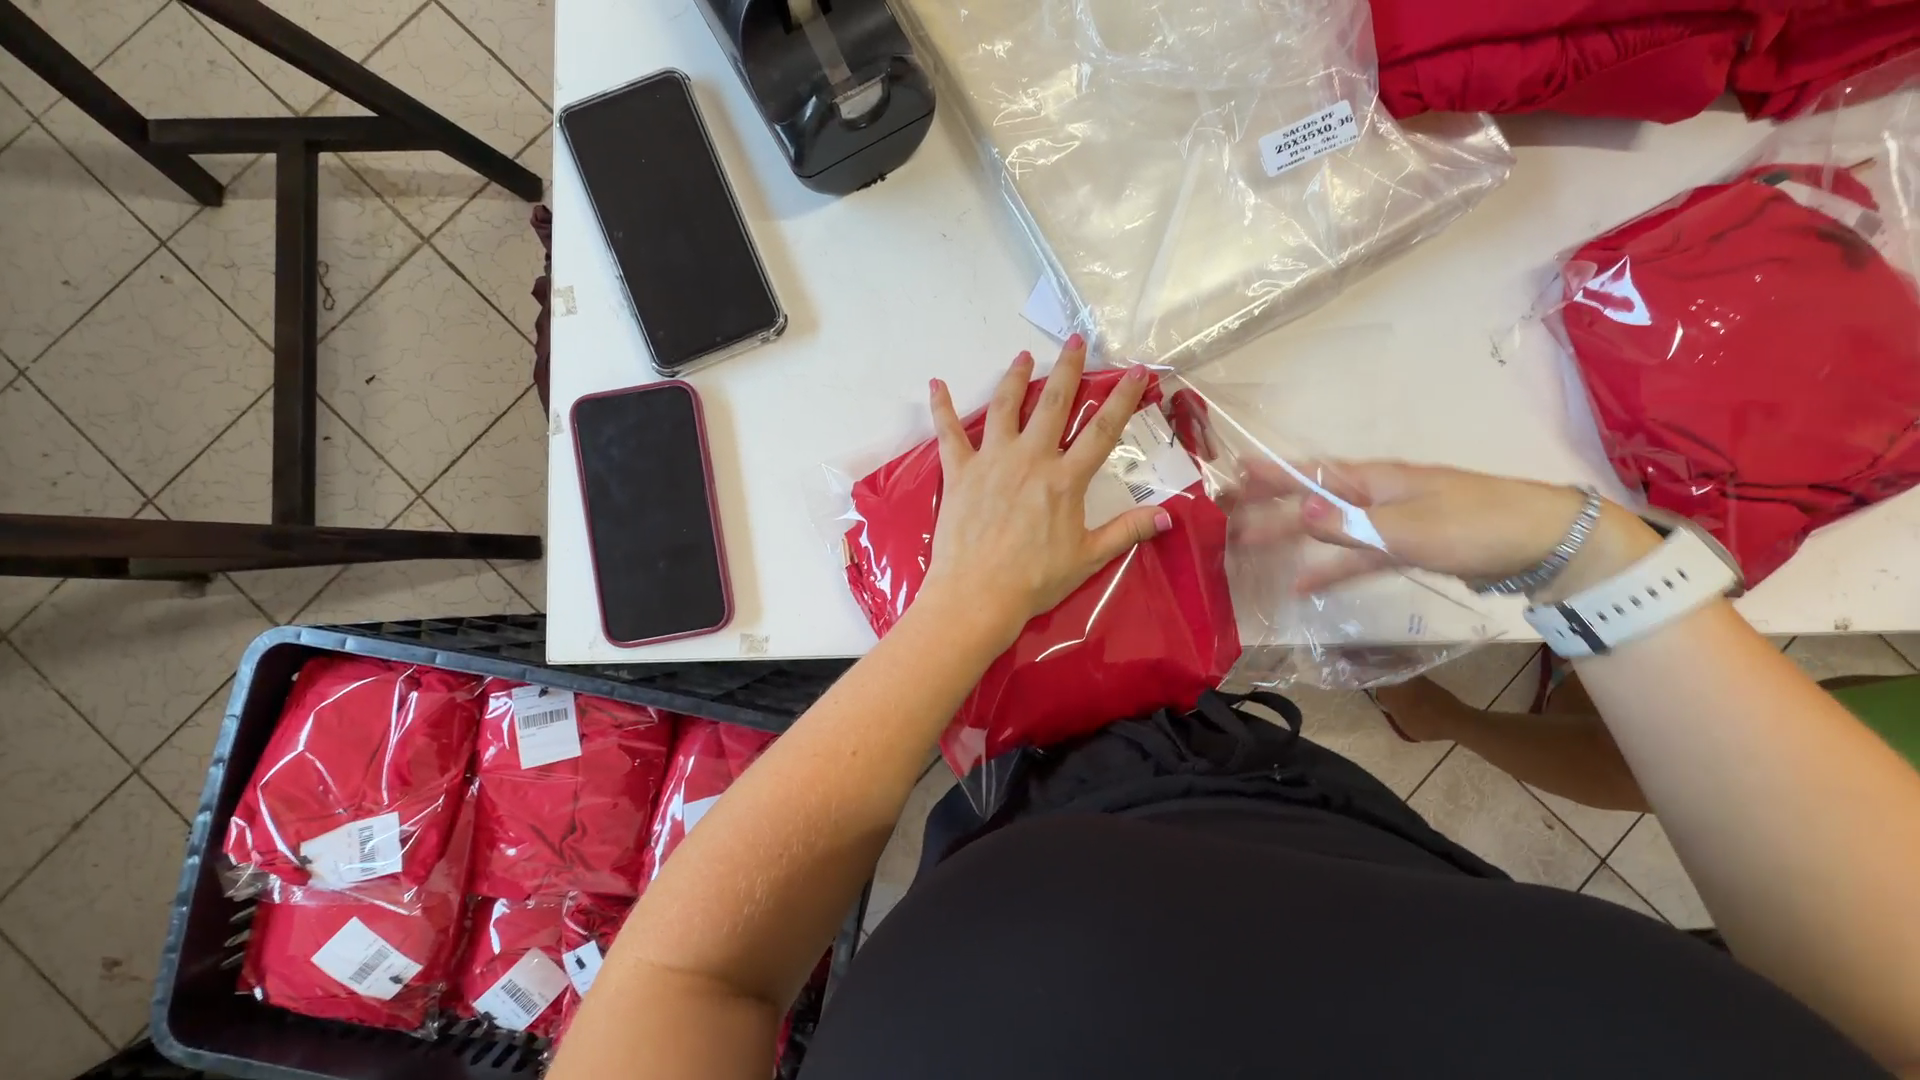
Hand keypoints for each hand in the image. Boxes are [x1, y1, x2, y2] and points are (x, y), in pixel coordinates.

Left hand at [918, 337, 1171, 637]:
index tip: (1136, 372)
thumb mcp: (1088, 557)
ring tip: (1024, 356)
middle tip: (1076, 341)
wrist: (978, 594)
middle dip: (1069, 369)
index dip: (1122, 398)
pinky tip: (936, 385)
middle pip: (1054, 404)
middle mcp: (1031, 458)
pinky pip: (949, 433)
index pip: (1102, 430)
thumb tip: (1169, 516)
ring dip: (1016, 378)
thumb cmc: (1035, 580)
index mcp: (1065, 479)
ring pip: (1006, 408)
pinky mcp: (960, 472)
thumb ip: (1126, 531)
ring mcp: (992, 461)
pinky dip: (942, 408)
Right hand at [1236, 460, 1659, 598]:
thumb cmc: (1476, 526)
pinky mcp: (1405, 547)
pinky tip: (1305, 584)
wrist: (1544, 543)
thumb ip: (1353, 526)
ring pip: (1328, 527)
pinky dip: (1329, 568)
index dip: (1272, 475)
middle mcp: (1375, 496)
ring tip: (1249, 545)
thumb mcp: (1412, 528)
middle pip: (1312, 499)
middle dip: (1269, 505)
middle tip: (1227, 512)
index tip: (1233, 474)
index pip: (1311, 474)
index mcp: (1374, 481)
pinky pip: (1354, 556)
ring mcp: (1390, 522)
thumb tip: (1300, 513)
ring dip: (1290, 536)